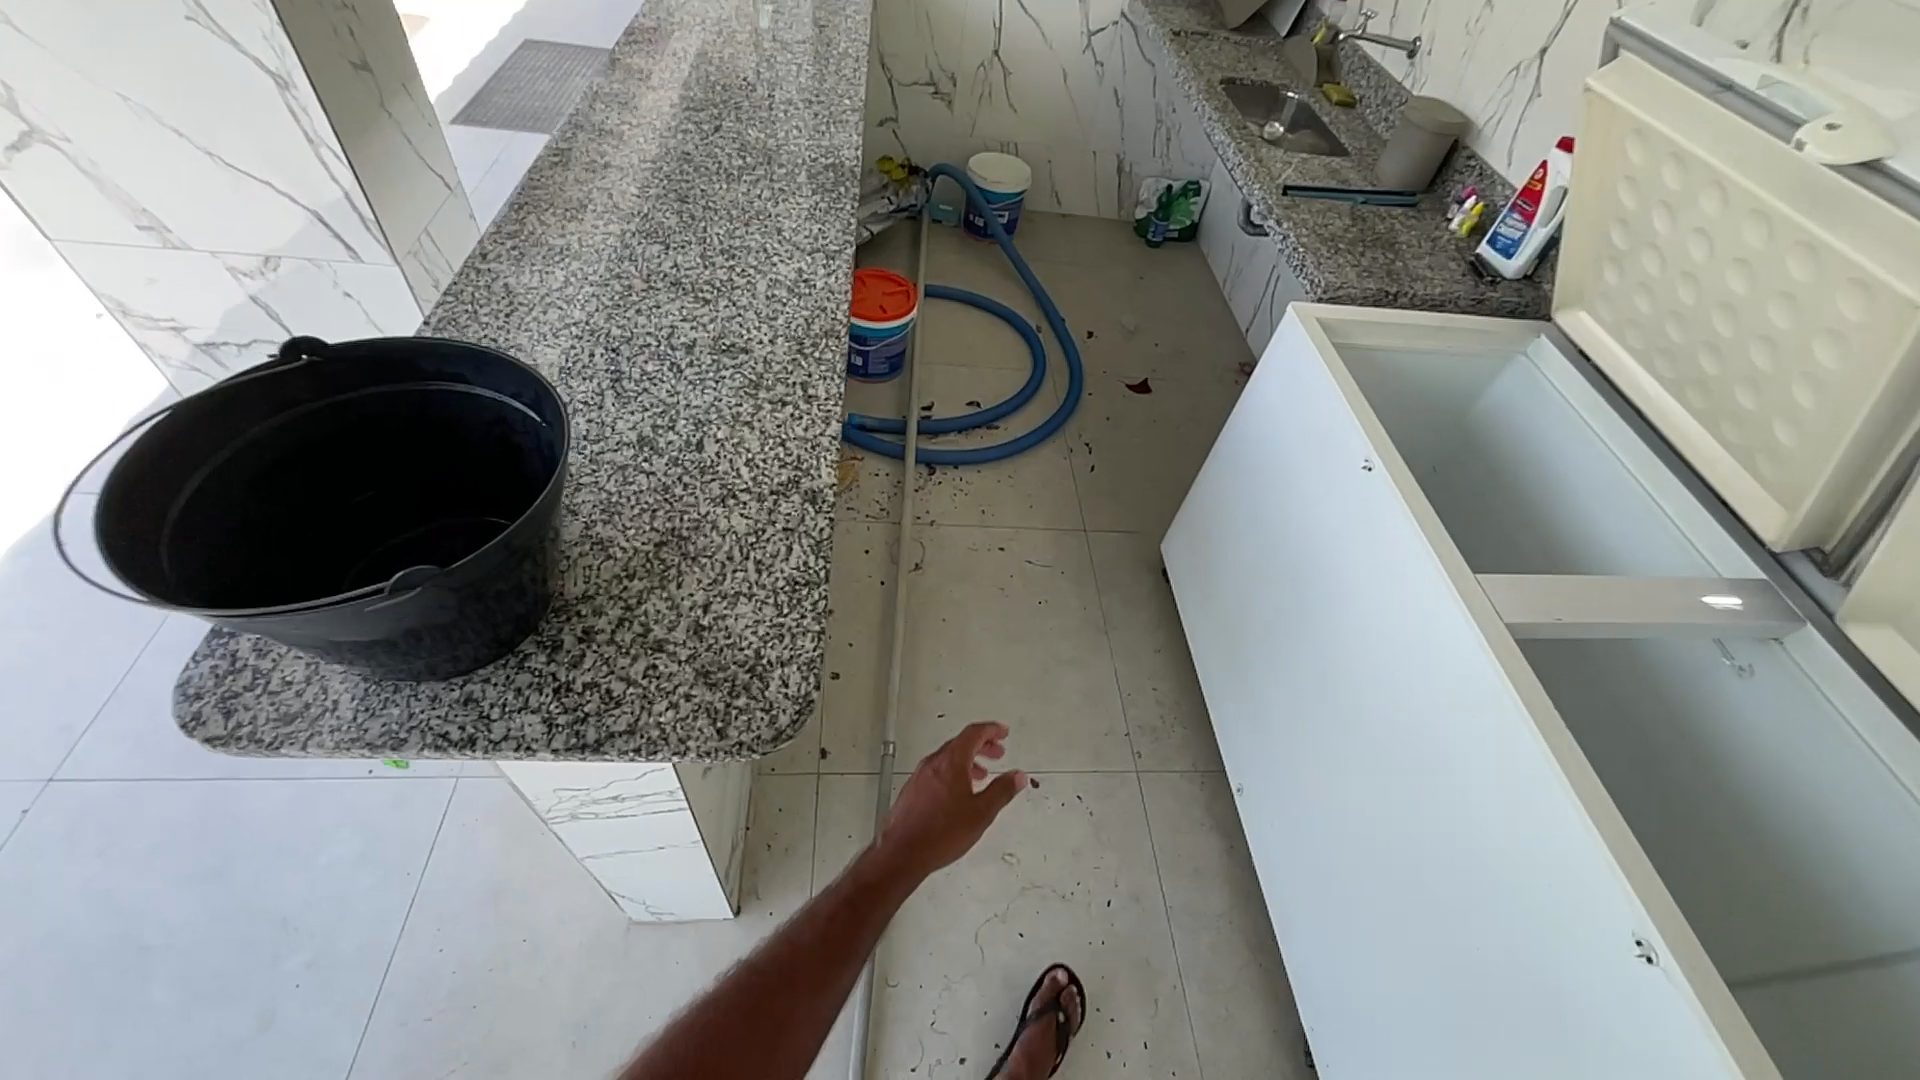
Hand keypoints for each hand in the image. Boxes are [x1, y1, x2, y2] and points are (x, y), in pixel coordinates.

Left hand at [873, 722, 1029, 882]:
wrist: (903, 852)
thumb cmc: (940, 832)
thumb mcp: (982, 812)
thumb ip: (1002, 791)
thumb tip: (1017, 776)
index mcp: (951, 762)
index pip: (973, 733)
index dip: (991, 730)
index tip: (1002, 732)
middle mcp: (933, 763)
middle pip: (960, 743)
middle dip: (982, 745)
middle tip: (997, 751)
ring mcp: (920, 776)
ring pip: (948, 758)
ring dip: (968, 760)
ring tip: (981, 775)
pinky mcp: (913, 790)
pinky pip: (937, 771)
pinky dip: (953, 772)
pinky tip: (959, 792)